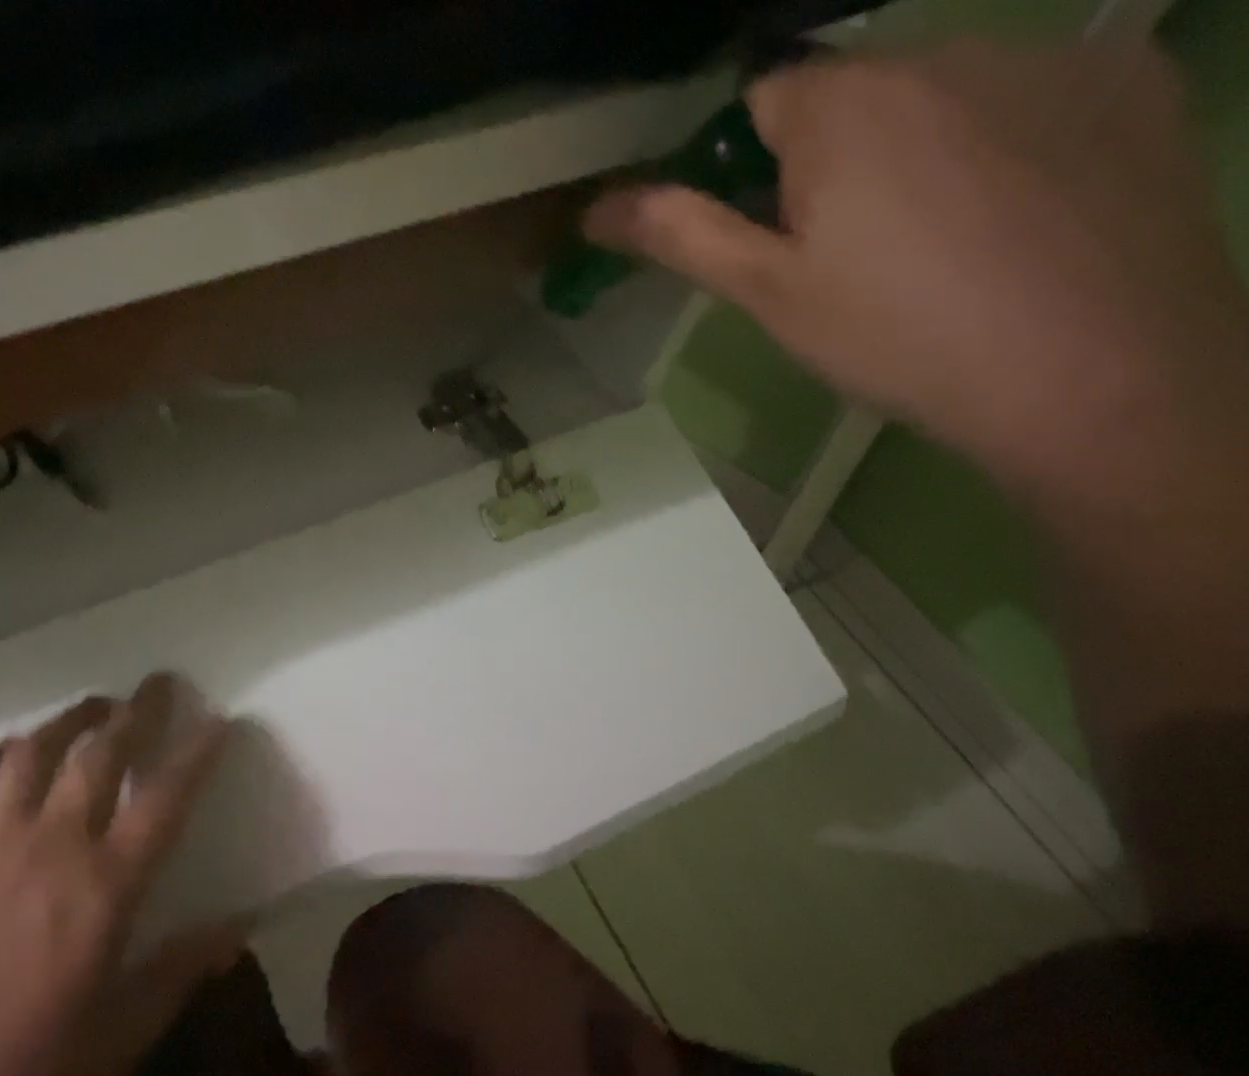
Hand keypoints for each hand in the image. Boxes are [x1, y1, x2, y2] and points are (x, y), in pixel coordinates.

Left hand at [0, 674, 232, 1075]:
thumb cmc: (27, 1065)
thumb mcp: (116, 1035)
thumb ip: (178, 973)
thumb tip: (239, 929)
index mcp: (102, 888)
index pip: (163, 800)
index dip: (196, 754)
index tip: (219, 719)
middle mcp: (49, 845)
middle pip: (99, 754)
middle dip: (135, 712)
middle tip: (159, 684)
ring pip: (31, 752)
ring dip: (68, 721)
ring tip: (94, 708)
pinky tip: (5, 753)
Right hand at [585, 41, 1248, 485]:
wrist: (1095, 374)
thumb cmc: (899, 335)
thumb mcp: (769, 294)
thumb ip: (680, 234)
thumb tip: (594, 207)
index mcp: (839, 105)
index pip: (762, 98)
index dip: (754, 165)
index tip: (775, 230)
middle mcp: (939, 53)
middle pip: (854, 94)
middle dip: (838, 154)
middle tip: (855, 252)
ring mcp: (1045, 60)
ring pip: (943, 94)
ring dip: (924, 145)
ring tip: (947, 242)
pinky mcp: (1128, 84)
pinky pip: (1035, 96)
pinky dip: (1015, 139)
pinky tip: (1027, 214)